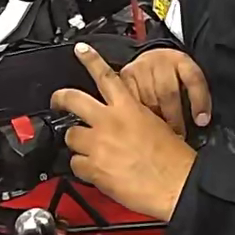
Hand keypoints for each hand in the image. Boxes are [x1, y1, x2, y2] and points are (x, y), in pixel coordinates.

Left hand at [50, 43, 198, 219]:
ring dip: (77, 143)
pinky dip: (82, 168)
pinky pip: (75, 165)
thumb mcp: (157, 125)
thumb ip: (134, 118)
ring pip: (70, 136)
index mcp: (128, 107)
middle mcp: (110, 121)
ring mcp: (98, 144)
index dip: (90, 59)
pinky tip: (94, 171)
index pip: (105, 75)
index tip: (80, 50)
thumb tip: (124, 122)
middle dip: (60, 98)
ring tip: (88, 150)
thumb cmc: (174, 160)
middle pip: (73, 100)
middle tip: (57, 101)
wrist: (177, 184)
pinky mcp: (93, 168)